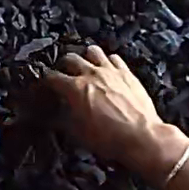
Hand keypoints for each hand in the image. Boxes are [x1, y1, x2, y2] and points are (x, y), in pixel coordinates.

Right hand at [44, 45, 186, 176]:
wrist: (141, 136)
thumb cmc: (110, 138)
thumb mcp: (79, 133)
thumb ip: (65, 118)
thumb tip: (58, 113)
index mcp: (75, 88)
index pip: (52, 77)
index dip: (46, 80)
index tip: (46, 84)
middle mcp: (91, 74)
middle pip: (70, 58)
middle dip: (63, 65)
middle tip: (64, 73)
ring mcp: (110, 71)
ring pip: (93, 51)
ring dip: (86, 57)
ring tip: (86, 65)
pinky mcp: (127, 73)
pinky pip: (114, 58)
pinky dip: (108, 61)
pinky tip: (108, 69)